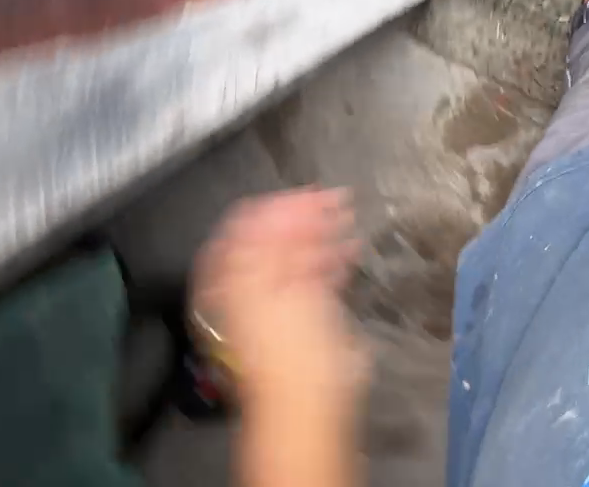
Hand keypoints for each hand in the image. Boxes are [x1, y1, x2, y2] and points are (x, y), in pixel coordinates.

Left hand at [190, 188, 372, 413]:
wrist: (312, 398)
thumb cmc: (289, 346)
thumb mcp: (279, 287)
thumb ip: (279, 244)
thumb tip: (282, 205)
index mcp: (235, 285)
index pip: (240, 235)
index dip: (266, 210)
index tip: (297, 191)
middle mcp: (254, 290)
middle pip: (273, 242)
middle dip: (301, 216)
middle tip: (331, 196)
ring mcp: (282, 303)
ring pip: (299, 257)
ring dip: (322, 232)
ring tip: (347, 211)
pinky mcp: (310, 315)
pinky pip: (320, 276)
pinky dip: (335, 257)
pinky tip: (352, 245)